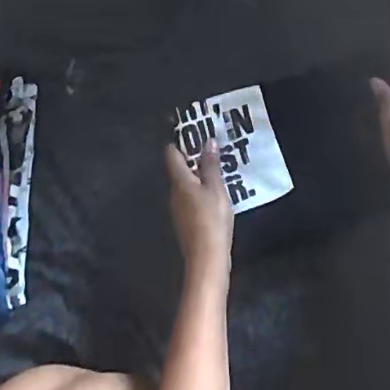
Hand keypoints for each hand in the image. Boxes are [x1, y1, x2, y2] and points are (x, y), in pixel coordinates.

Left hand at [166, 140, 233, 277]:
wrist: (206, 259)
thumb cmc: (212, 219)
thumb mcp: (216, 189)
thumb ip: (211, 165)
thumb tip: (208, 140)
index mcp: (179, 181)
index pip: (172, 153)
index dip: (181, 140)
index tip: (195, 130)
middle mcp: (174, 192)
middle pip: (179, 168)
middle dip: (193, 156)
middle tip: (212, 147)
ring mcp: (178, 208)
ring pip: (185, 183)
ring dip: (198, 174)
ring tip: (217, 167)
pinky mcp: (186, 220)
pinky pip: (190, 196)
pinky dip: (200, 189)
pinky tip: (215, 192)